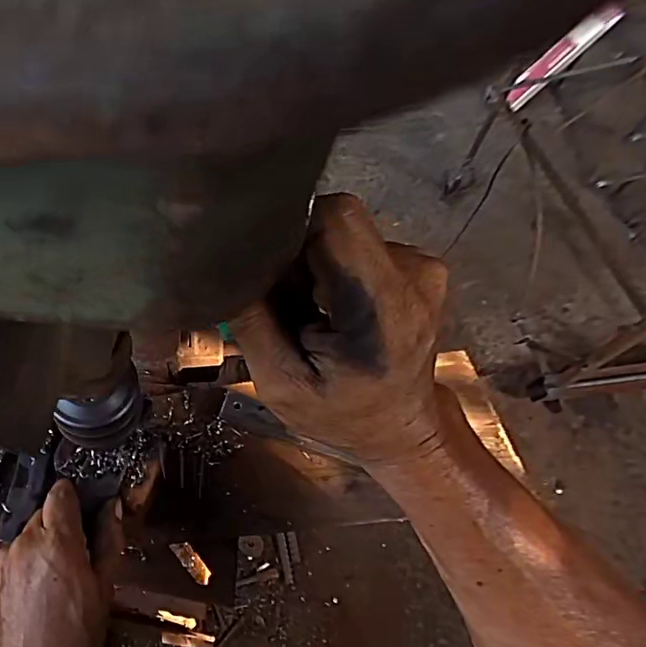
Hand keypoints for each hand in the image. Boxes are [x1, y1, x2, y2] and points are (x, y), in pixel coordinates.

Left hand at [0, 480, 124, 646]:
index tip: (83, 509)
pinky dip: (22, 562)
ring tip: (54, 581)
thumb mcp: (104, 591)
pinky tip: (34, 591)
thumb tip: (111, 509)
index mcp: (56, 542)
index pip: (61, 493)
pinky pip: (10, 554)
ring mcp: (2, 557)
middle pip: (43, 513)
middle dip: (59, 527)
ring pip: (25, 534)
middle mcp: (24, 543)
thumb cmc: (73, 643)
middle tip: (75, 556)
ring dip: (40, 545)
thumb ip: (108, 541)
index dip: (74, 498)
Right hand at [229, 192, 449, 468]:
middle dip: (294, 255)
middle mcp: (413, 273)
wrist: (398, 427)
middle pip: (334, 222)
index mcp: (383, 307)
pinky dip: (326, 270)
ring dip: (308, 266)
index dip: (290, 232)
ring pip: (339, 233)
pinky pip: (352, 245)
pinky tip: (322, 309)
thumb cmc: (340, 415)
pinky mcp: (414, 264)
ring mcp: (420, 265)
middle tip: (280, 305)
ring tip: (303, 313)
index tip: (267, 269)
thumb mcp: (278, 383)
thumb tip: (226, 269)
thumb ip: (253, 322)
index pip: (335, 219)